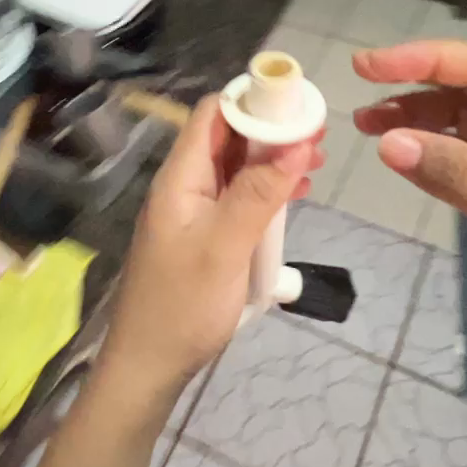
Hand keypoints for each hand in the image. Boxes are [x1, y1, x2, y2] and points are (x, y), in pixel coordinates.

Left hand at [102, 95, 322, 397]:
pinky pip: (237, 199)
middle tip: (317, 138)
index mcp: (180, 177)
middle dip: (270, 130)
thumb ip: (259, 193)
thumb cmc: (183, 305)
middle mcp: (184, 186)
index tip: (298, 105)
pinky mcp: (204, 236)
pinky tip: (295, 197)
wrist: (149, 365)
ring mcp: (193, 212)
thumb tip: (297, 141)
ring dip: (272, 162)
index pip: (213, 115)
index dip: (253, 101)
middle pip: (226, 138)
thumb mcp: (225, 246)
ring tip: (316, 163)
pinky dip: (265, 192)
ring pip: (235, 169)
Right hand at [351, 40, 466, 359]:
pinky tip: (402, 156)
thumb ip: (458, 175)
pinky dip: (433, 152)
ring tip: (366, 126)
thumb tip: (388, 142)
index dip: (426, 58)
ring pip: (466, 120)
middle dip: (416, 83)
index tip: (370, 66)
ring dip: (419, 117)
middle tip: (361, 89)